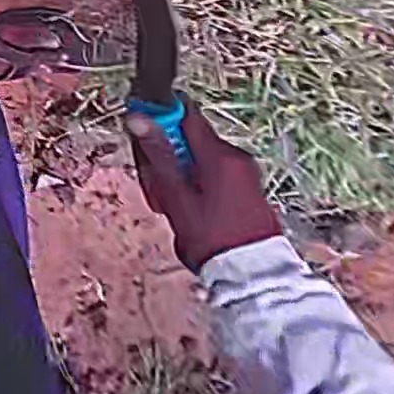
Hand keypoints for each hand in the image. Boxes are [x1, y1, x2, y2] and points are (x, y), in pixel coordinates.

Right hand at [126, 100, 281, 271]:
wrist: (255, 282)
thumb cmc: (213, 238)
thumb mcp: (175, 194)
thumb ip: (157, 151)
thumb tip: (137, 117)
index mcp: (220, 154)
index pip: (183, 111)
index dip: (159, 117)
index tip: (144, 134)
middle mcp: (236, 157)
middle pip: (187, 134)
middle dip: (165, 152)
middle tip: (155, 180)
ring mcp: (244, 172)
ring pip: (197, 154)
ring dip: (177, 170)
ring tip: (170, 201)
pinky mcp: (246, 187)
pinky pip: (211, 170)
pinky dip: (194, 180)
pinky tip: (186, 206)